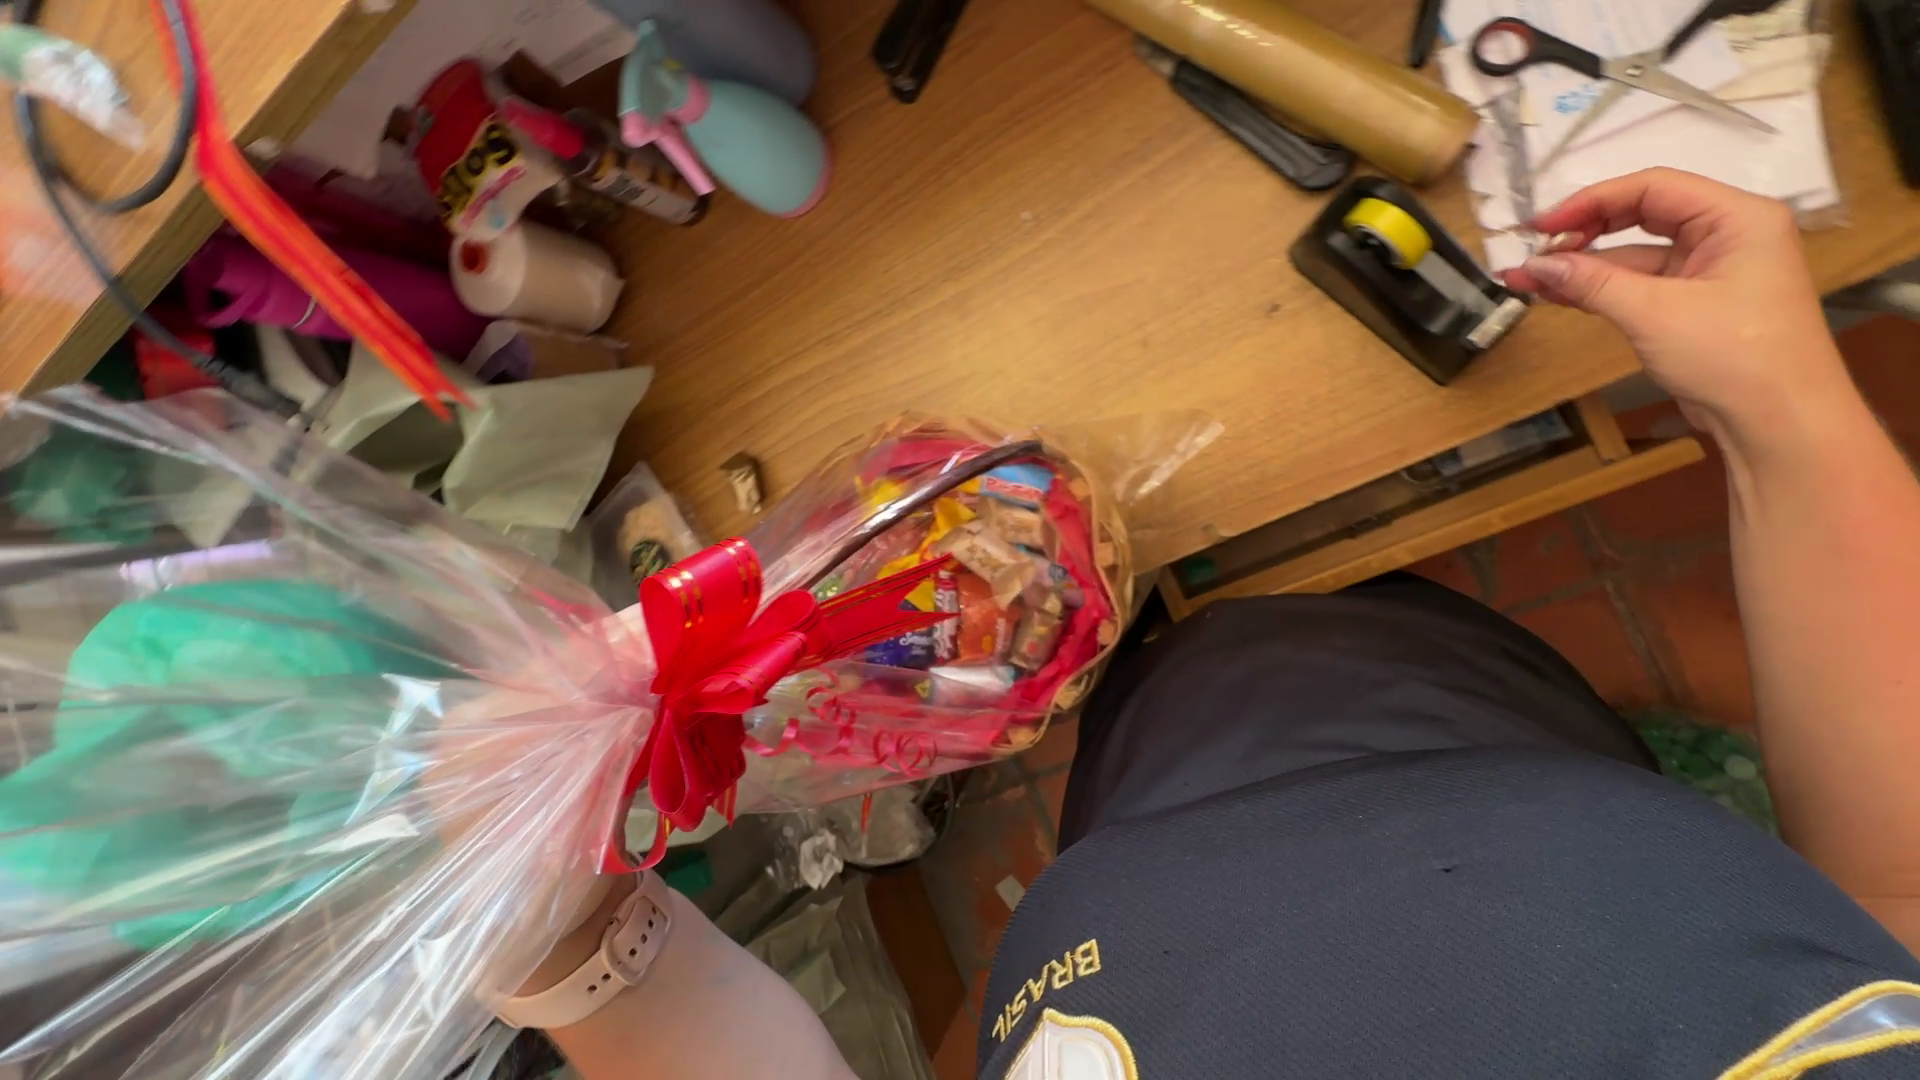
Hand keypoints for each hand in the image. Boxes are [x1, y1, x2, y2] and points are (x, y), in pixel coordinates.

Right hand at [1502, 168, 1851, 442]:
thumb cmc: (1730, 354)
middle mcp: (1724, 233)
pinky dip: (1594, 287)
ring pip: (1630, 253)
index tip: (1538, 227)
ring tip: (1524, 279)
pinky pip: (1633, 282)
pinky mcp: (1688, 300)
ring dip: (1578, 265)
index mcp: (1735, 217)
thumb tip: (1534, 265)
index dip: (1590, 201)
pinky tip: (1554, 294)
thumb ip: (1592, 283)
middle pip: (1639, 215)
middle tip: (1530, 253)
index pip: (1652, 188)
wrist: (1774, 416)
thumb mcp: (1654, 313)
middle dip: (1581, 232)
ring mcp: (1705, 268)